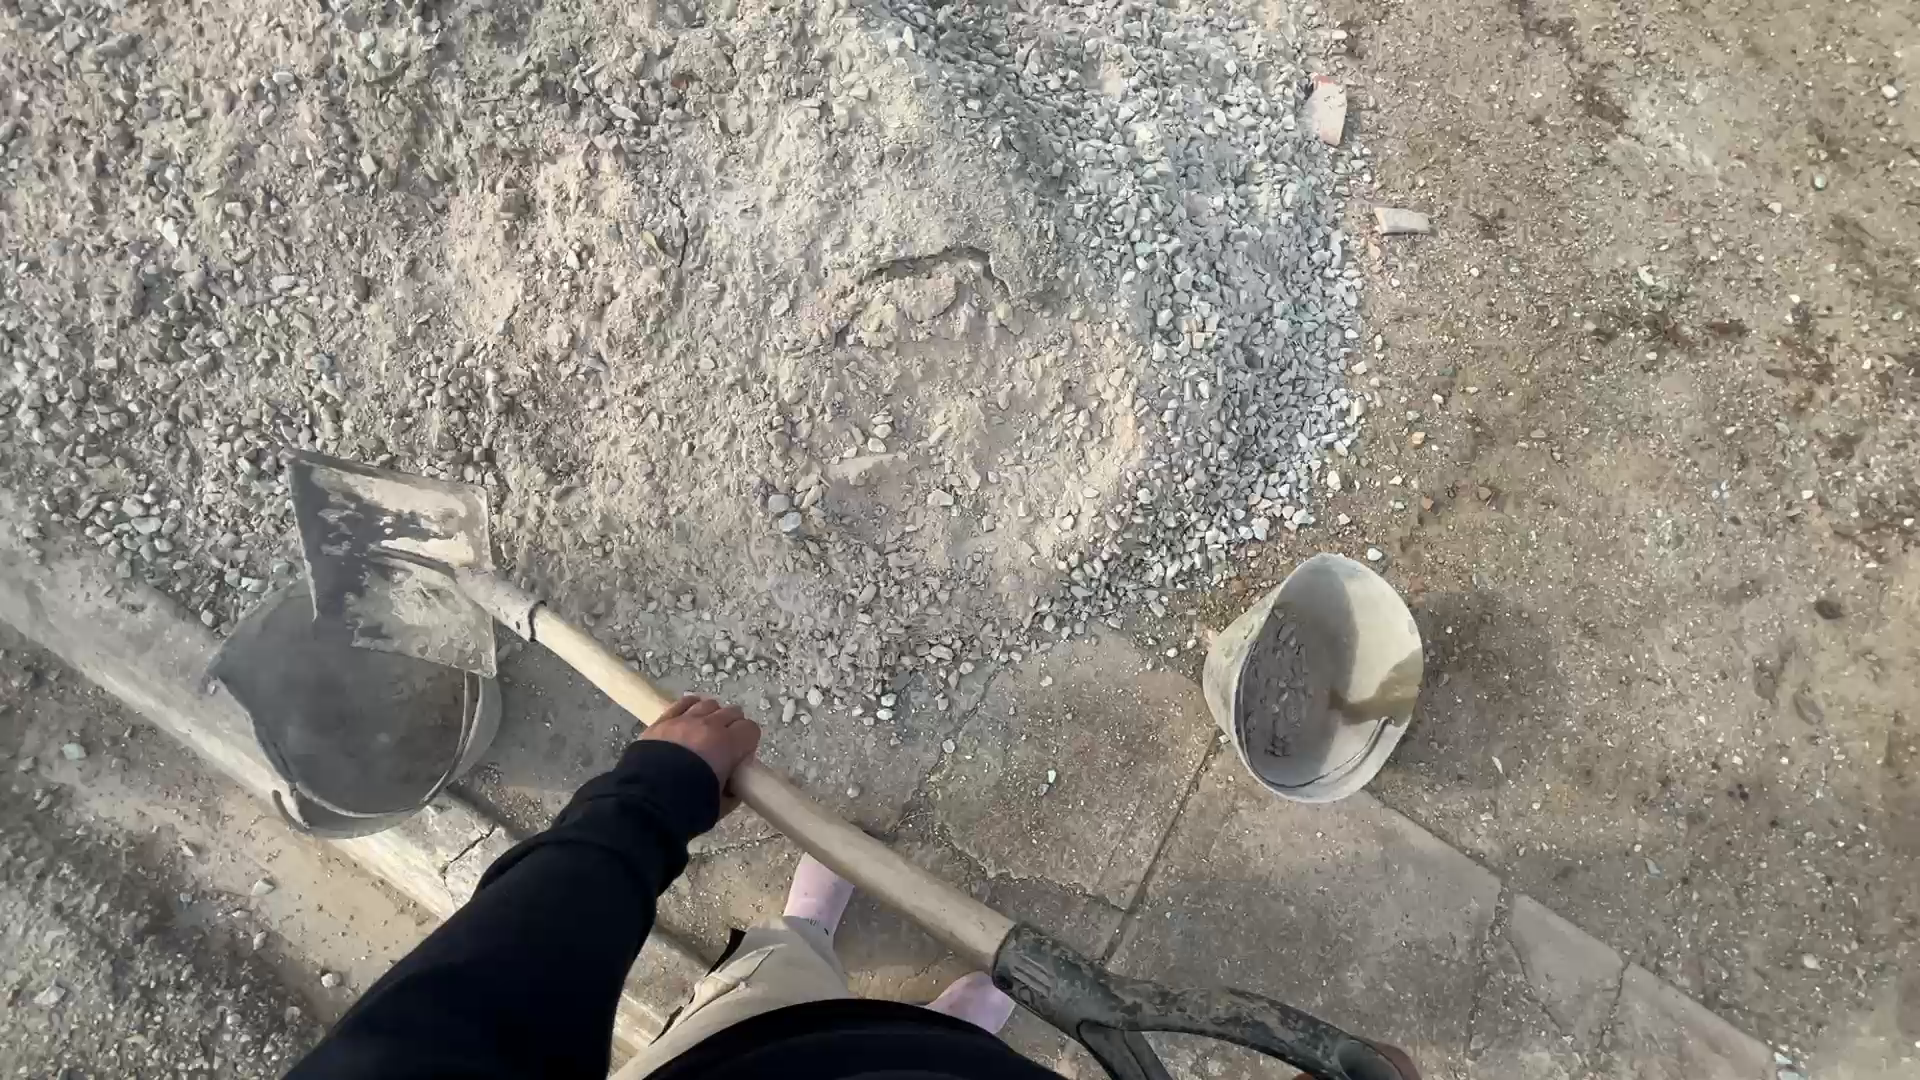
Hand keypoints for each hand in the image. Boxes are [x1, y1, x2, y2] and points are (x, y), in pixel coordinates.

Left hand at [641, 695, 760, 814]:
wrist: (644, 805)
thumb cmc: (688, 807)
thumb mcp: (721, 805)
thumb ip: (733, 788)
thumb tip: (734, 782)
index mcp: (729, 744)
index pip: (751, 729)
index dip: (748, 742)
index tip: (741, 756)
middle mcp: (710, 726)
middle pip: (732, 712)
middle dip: (733, 727)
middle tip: (725, 745)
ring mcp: (685, 720)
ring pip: (709, 705)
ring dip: (713, 716)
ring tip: (706, 731)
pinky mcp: (663, 721)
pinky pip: (684, 703)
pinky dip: (692, 706)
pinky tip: (691, 715)